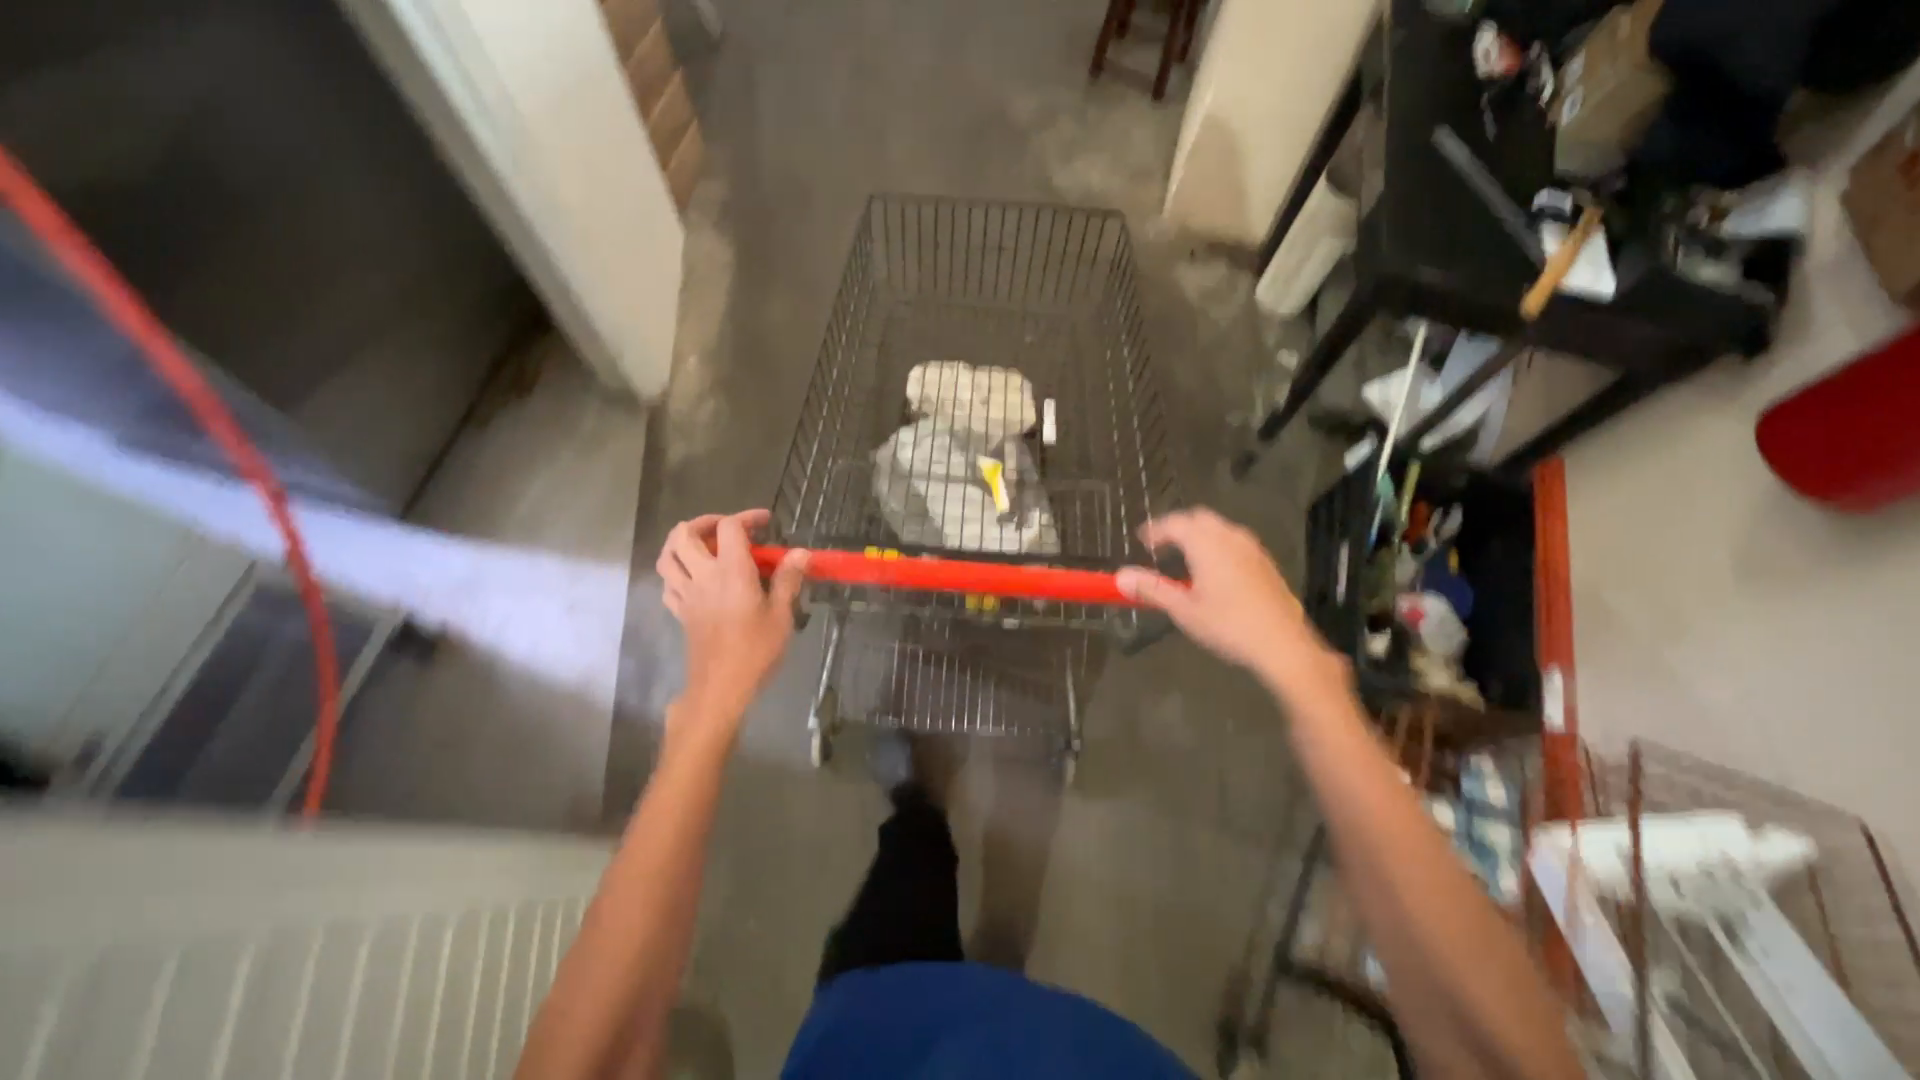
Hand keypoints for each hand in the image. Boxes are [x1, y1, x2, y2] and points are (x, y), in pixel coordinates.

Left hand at [656, 510, 808, 739]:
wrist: (722, 686)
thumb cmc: (756, 650)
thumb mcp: (781, 615)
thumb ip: (787, 580)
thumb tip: (801, 553)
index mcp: (731, 571)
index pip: (729, 528)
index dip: (746, 517)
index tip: (764, 522)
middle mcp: (702, 576)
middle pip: (684, 534)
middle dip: (704, 522)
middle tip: (726, 528)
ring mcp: (686, 594)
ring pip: (667, 556)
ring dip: (681, 543)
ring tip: (702, 546)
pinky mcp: (680, 612)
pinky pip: (667, 583)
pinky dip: (676, 572)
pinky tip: (694, 578)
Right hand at [1115, 508, 1343, 694]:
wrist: (1282, 643)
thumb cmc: (1228, 626)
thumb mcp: (1184, 610)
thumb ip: (1152, 589)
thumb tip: (1121, 576)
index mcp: (1207, 545)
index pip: (1175, 523)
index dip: (1156, 529)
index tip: (1142, 540)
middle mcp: (1230, 538)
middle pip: (1200, 518)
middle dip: (1178, 526)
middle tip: (1162, 545)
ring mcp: (1252, 549)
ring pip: (1220, 528)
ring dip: (1200, 534)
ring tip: (1186, 556)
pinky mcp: (1265, 562)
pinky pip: (1236, 541)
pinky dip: (1218, 545)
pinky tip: (1215, 570)